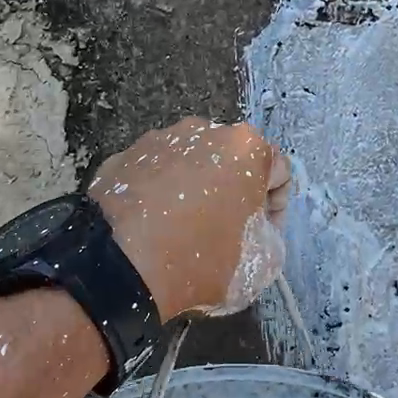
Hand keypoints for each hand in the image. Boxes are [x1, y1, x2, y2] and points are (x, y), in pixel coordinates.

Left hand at [87, 117, 291, 317]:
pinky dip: (158, 194)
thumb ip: (272, 238)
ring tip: (181, 230)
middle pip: (232, 162)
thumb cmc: (200, 261)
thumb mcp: (261, 265)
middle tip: (224, 233)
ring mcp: (159, 139)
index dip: (276, 209)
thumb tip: (258, 231)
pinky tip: (151, 227)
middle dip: (234, 193)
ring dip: (195, 190)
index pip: (279, 171)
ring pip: (191, 164)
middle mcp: (204, 130)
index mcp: (246, 147)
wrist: (118, 266)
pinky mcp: (125, 156)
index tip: (263, 236)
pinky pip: (154, 173)